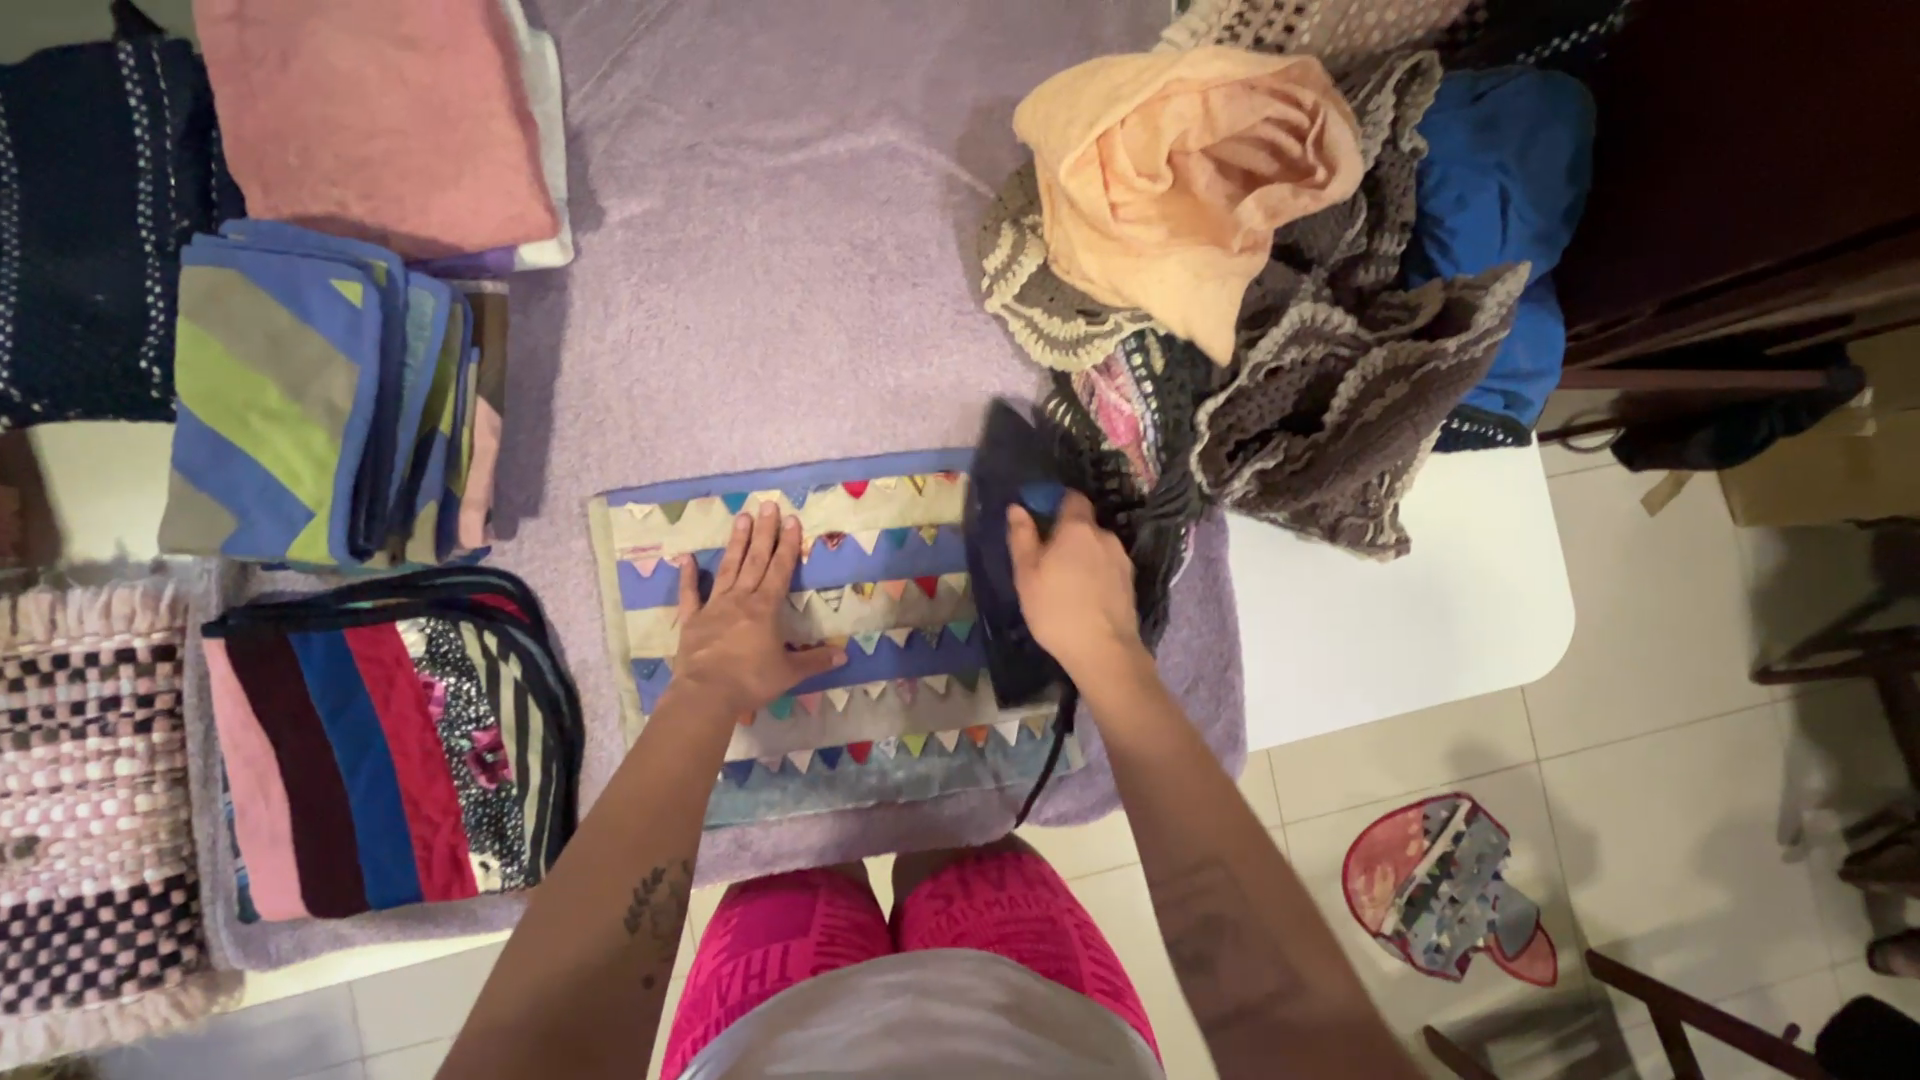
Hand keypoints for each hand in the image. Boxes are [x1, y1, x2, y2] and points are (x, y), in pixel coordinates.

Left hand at [664, 501, 845, 720]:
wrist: (706, 694)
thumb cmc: (752, 680)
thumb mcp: (789, 672)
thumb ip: (816, 661)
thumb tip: (844, 654)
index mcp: (766, 608)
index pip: (780, 569)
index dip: (788, 544)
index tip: (792, 520)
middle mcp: (741, 599)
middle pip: (755, 560)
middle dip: (764, 532)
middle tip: (767, 505)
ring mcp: (714, 607)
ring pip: (728, 568)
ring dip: (736, 543)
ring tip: (741, 517)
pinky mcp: (692, 620)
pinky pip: (690, 594)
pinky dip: (688, 576)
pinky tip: (686, 558)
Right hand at [1006, 492, 1146, 681]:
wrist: (1103, 650)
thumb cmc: (1055, 609)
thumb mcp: (1026, 574)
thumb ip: (1022, 537)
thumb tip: (1017, 507)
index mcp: (1078, 528)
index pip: (1072, 498)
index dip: (1057, 504)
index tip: (1041, 520)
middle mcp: (1105, 536)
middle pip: (1085, 525)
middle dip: (1068, 536)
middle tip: (1048, 561)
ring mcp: (1122, 559)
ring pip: (1097, 548)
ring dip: (1083, 556)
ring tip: (1067, 583)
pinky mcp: (1130, 582)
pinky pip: (1108, 567)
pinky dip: (1096, 574)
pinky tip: (1085, 596)